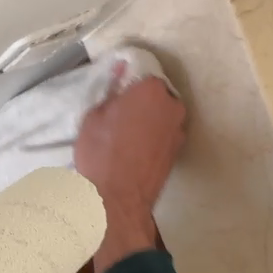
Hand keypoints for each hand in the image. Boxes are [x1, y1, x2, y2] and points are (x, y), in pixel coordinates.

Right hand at [73, 72, 185, 272]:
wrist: (119, 201)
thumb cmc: (101, 156)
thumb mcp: (93, 118)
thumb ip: (111, 91)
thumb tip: (121, 71)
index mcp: (151, 89)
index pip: (141, 72)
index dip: (126, 83)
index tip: (115, 95)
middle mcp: (172, 104)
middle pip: (155, 93)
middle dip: (140, 100)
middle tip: (118, 116)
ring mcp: (179, 128)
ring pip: (161, 113)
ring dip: (148, 119)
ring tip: (126, 136)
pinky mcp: (178, 149)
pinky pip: (164, 132)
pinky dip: (153, 136)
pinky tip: (135, 149)